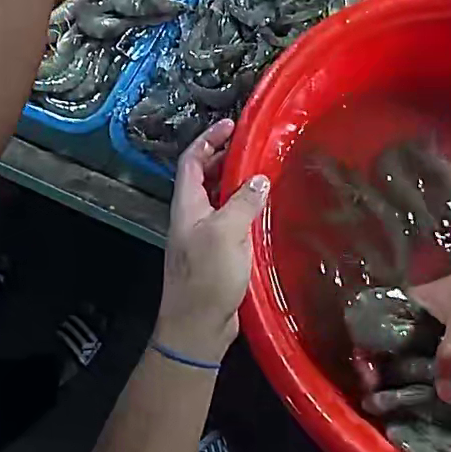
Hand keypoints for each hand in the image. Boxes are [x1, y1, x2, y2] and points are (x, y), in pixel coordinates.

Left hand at [155, 120, 267, 363]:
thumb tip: (259, 178)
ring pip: (218, 196)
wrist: (197, 326)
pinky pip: (229, 218)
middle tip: (251, 145)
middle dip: (223, 156)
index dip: (208, 139)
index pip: (192, 160)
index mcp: (187, 203)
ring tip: (262, 170)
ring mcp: (203, 233)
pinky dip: (244, 206)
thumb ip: (242, 203)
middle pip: (204, 175)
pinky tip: (263, 208)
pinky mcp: (217, 251)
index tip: (230, 125)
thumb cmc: (206, 276)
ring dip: (236, 181)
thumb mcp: (226, 233)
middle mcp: (192, 214)